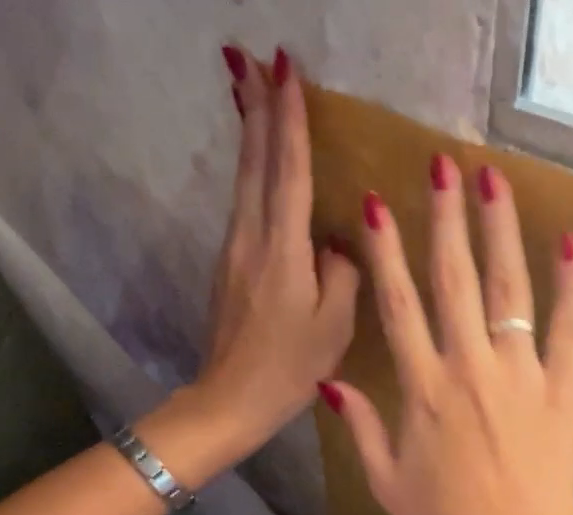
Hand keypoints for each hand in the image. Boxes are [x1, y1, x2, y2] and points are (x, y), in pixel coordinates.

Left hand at [145, 46, 357, 475]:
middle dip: (258, 107)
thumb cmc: (289, 370)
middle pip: (255, 161)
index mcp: (282, 251)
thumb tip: (338, 244)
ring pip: (245, 178)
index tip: (286, 70)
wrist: (229, 400)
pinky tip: (259, 160)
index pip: (288, 171)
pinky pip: (245, 203)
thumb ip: (342, 276)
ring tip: (250, 89)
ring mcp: (235, 250)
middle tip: (253, 57)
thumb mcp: (333, 328)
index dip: (289, 119)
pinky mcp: (229, 265)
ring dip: (251, 132)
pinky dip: (252, 169)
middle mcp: (252, 238)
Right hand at [324, 155, 572, 514]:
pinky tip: (572, 241)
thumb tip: (333, 384)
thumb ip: (360, 428)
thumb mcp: (387, 482)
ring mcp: (520, 373)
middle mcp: (468, 366)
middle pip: (454, 280)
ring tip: (495, 182)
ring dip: (500, 231)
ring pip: (508, 289)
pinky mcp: (563, 387)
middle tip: (444, 165)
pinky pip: (570, 327)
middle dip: (445, 218)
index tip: (376, 203)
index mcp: (422, 388)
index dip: (385, 251)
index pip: (399, 305)